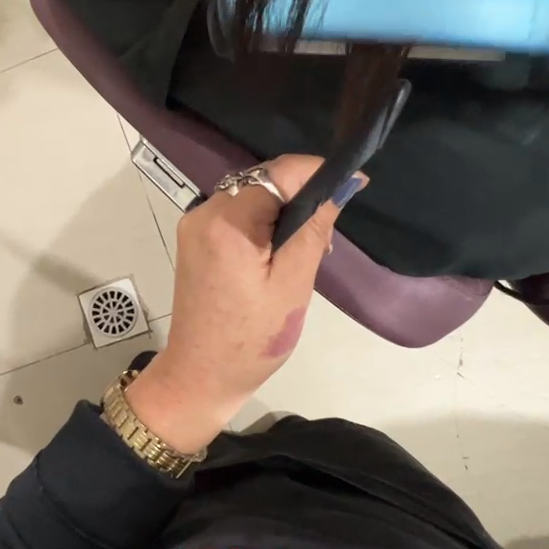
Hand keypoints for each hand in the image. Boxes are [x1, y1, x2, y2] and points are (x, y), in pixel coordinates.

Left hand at [123, 155, 363, 453]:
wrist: (200, 376)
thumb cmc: (251, 338)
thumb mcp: (293, 284)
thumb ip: (313, 228)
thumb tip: (340, 183)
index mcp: (226, 221)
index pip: (279, 172)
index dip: (319, 173)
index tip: (353, 187)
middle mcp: (204, 212)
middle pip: (263, 180)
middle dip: (301, 196)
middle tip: (326, 237)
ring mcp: (194, 226)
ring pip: (251, 196)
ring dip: (283, 212)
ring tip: (306, 251)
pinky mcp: (194, 241)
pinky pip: (236, 215)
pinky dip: (262, 225)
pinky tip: (278, 256)